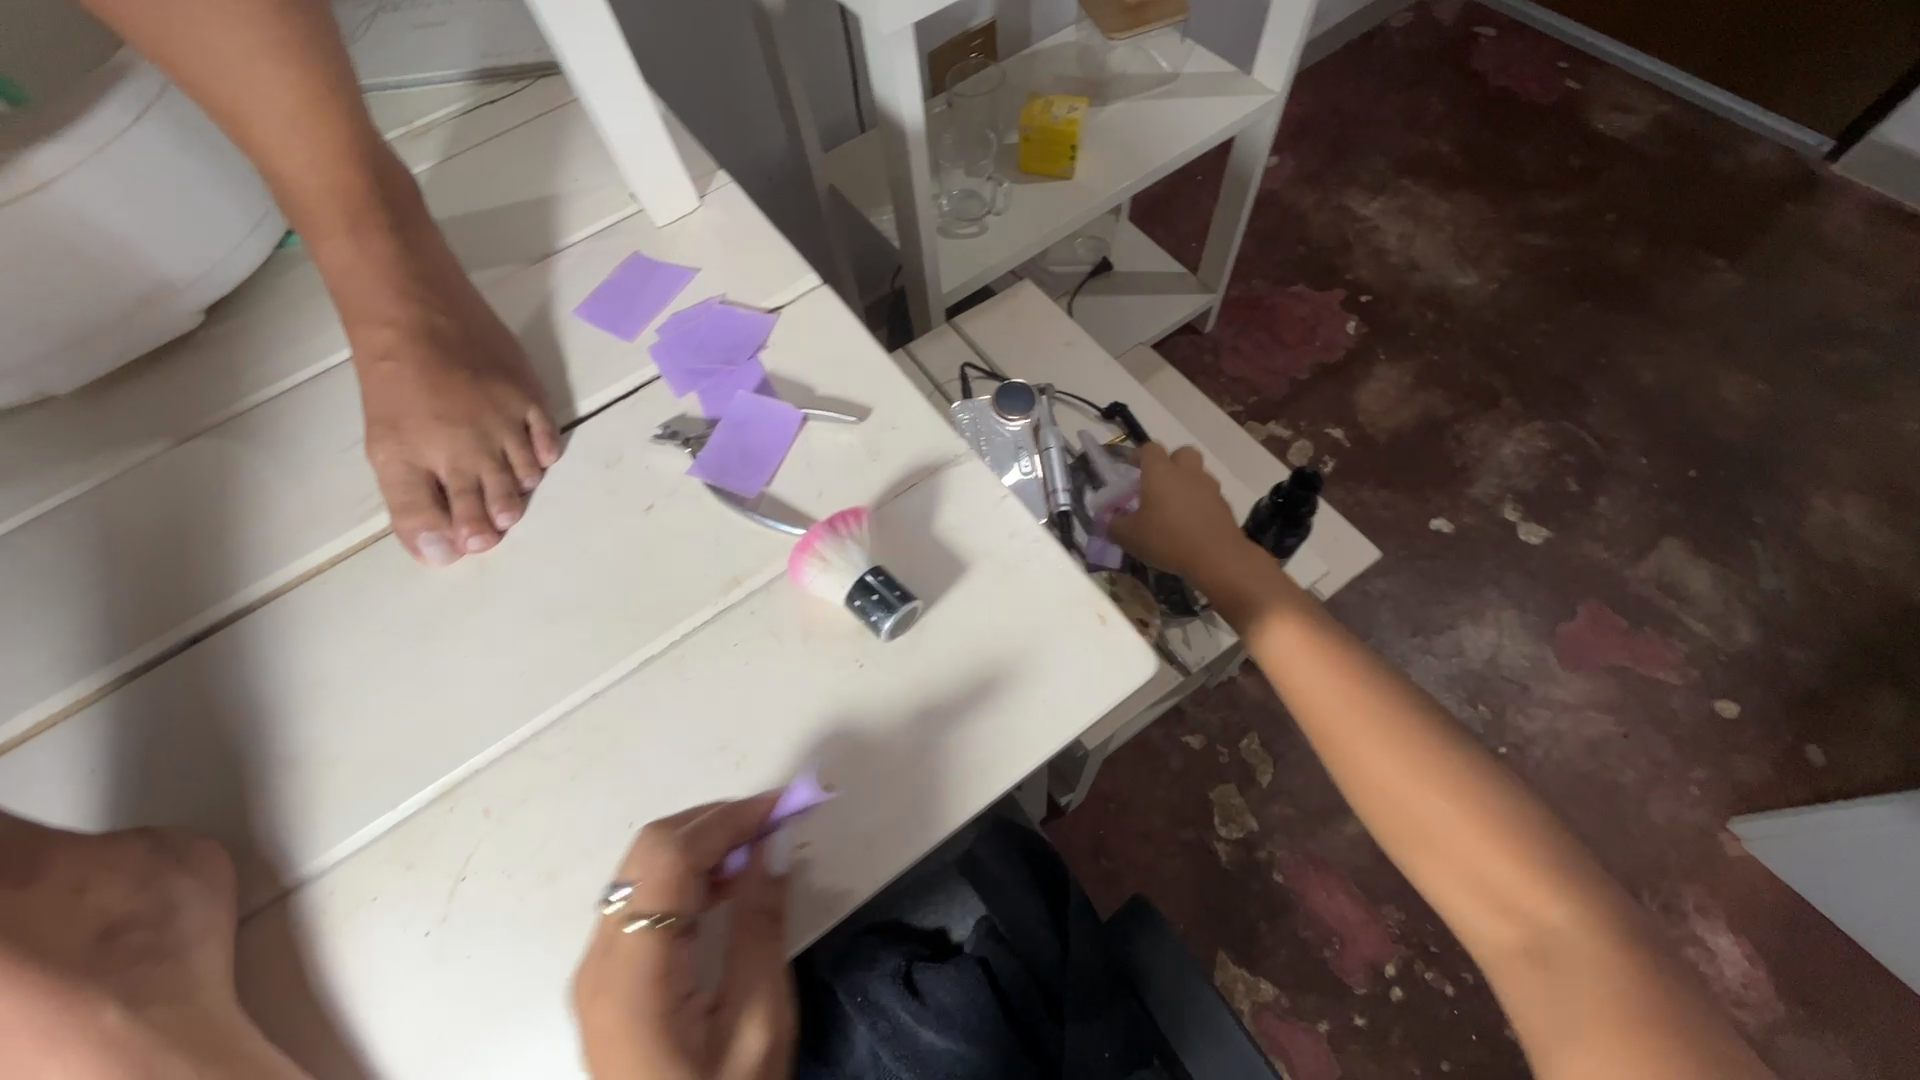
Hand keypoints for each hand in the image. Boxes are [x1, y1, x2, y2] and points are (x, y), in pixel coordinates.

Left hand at [351, 263, 562, 566]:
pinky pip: (549, 439)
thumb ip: (411, 506)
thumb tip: (440, 557)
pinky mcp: (531, 397)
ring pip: (529, 474)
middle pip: (502, 500)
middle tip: (498, 521)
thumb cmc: (394, 384)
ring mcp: (511, 423)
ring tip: (515, 490)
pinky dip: (545, 454)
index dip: (472, 535)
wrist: (416, 316)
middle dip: (498, 517)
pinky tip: (535, 457)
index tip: (474, 542)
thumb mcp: (387, 451)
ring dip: (522, 488)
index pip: (468, 518)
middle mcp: (482, 450)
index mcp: (442, 465)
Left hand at [573, 795, 795, 1079]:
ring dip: (702, 844)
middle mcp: (599, 961)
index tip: (783, 807)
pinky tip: (726, 884)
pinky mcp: (605, 978)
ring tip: (759, 847)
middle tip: (775, 823)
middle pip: (648, 853)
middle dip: (715, 823)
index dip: (727, 820)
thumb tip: (771, 849)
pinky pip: (642, 899)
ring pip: (642, 868)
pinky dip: (686, 874)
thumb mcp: (758, 1025)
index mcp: (633, 975)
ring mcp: (595, 969)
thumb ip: (760, 928)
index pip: (669, 858)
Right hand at [1107, 443, 1248, 581]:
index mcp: (1160, 472)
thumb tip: (1109, 519)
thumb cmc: (1167, 539)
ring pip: (1197, 474)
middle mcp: (1186, 472)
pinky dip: (1199, 503)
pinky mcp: (1224, 505)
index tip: (1130, 468)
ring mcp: (1209, 487)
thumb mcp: (1129, 536)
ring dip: (1186, 483)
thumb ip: (1114, 524)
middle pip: (1181, 453)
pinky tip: (1190, 525)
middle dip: (1170, 462)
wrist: (1217, 557)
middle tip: (1158, 483)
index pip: (1149, 449)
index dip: (1139, 455)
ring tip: (1174, 508)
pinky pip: (1208, 496)